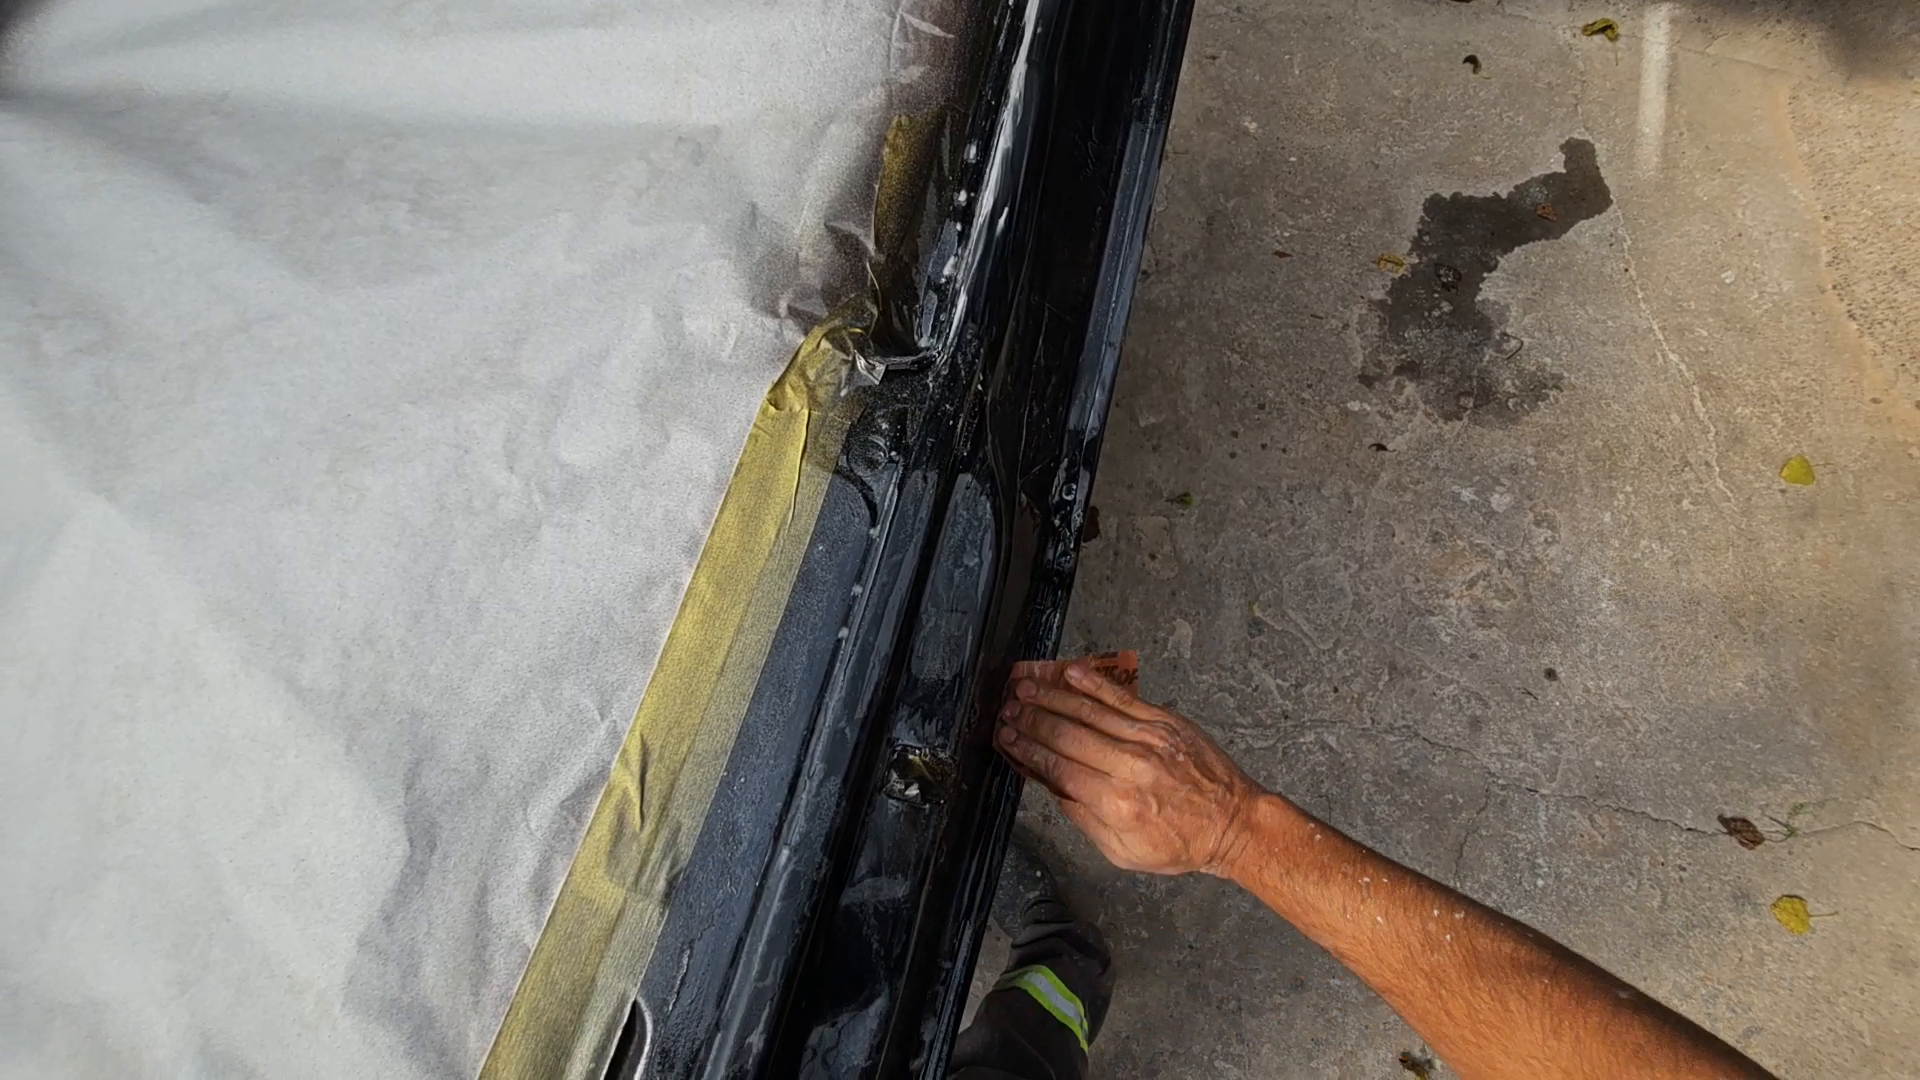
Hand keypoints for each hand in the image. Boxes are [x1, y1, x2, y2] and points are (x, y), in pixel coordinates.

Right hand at [996, 662, 1264, 875]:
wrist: (1233, 823)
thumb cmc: (1180, 843)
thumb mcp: (1123, 851)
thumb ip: (1083, 817)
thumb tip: (1051, 785)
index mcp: (1116, 803)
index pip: (1058, 768)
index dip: (1027, 749)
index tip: (1007, 736)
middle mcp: (1130, 767)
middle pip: (1067, 735)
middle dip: (1031, 719)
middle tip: (1007, 708)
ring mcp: (1148, 739)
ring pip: (1089, 711)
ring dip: (1052, 696)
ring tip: (1025, 686)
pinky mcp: (1164, 722)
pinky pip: (1122, 698)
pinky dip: (1094, 683)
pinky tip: (1070, 672)